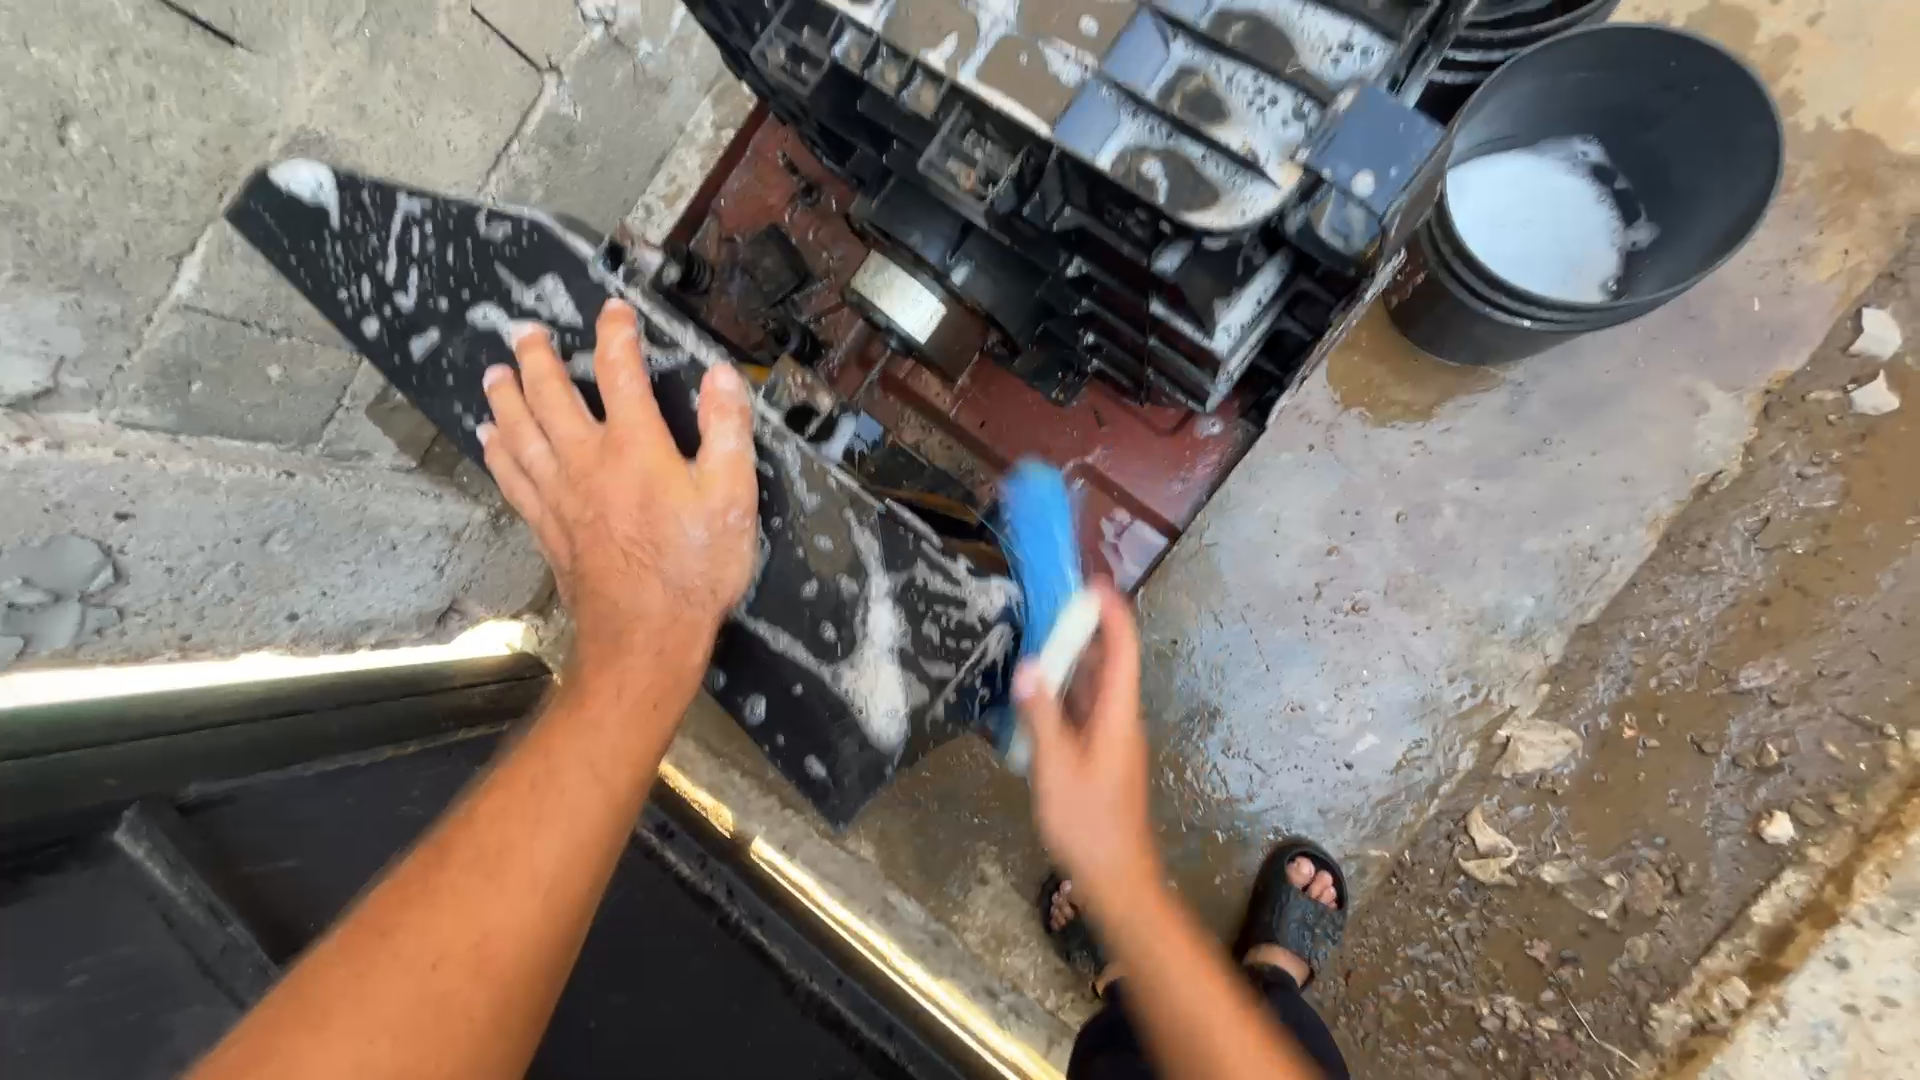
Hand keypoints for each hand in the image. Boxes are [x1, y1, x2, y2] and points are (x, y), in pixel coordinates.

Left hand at [478, 298, 757, 679]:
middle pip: (551, 395)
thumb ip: (727, 430)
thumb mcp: (733, 496)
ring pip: (520, 431)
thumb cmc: (697, 566)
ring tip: (494, 372)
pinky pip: (511, 477)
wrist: (646, 633)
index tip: (614, 309)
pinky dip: (497, 451)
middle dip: (537, 358)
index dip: (616, 335)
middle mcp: (587, 460)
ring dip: (505, 397)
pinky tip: (489, 439)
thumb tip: (721, 373)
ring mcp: (559, 494)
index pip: (621, 373)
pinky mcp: (547, 526)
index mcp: (636, 445)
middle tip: (523, 331)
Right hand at [1013, 582, 1160, 913]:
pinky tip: (1032, 691)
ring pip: (1091, 686)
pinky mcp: (1096, 753)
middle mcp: (1117, 717)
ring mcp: (1108, 736)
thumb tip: (1029, 666)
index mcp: (1117, 714)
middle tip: (1046, 602)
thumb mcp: (1057, 768)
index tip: (1090, 583)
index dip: (1111, 613)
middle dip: (1082, 629)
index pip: (1122, 649)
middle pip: (1106, 662)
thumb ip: (1042, 716)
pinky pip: (1080, 709)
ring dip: (1068, 660)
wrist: (1116, 877)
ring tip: (1033, 637)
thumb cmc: (1089, 823)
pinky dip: (1060, 692)